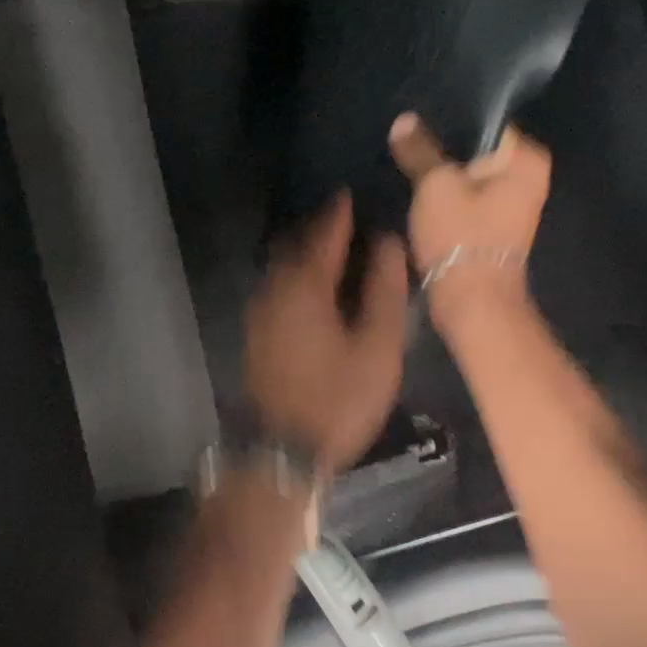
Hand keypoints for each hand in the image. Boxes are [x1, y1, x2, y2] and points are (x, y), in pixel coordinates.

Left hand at [244, 191, 408, 474]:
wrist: (282, 454)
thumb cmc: (338, 397)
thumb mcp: (378, 345)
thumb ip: (385, 288)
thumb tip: (387, 242)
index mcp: (306, 284)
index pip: (324, 231)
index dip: (340, 211)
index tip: (353, 191)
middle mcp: (275, 288)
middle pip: (297, 243)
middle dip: (321, 227)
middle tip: (349, 218)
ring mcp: (261, 312)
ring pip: (285, 266)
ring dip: (308, 252)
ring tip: (339, 250)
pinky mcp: (258, 335)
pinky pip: (280, 287)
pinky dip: (299, 276)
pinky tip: (319, 289)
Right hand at [389, 113, 550, 327]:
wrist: (473, 302)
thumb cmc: (462, 236)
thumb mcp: (434, 185)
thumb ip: (419, 149)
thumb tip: (404, 121)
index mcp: (528, 159)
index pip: (486, 121)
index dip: (450, 119)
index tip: (418, 119)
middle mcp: (530, 177)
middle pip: (477, 149)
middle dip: (445, 148)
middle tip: (407, 139)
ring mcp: (515, 204)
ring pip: (470, 176)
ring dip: (444, 174)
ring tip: (408, 163)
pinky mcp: (495, 227)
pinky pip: (468, 199)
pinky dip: (448, 197)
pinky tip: (420, 194)